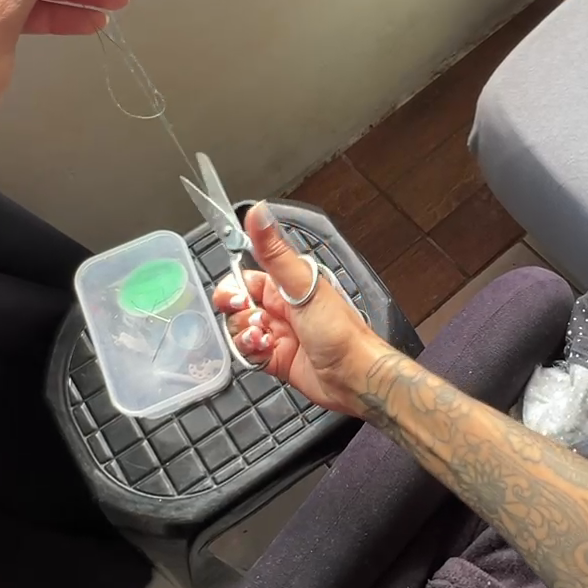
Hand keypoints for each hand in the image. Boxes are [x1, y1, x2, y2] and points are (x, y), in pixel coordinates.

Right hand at [211, 203, 391, 418]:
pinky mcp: (277, 359)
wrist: (354, 375)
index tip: (236, 296)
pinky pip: (249, 353)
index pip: (246, 279)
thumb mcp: (302, 284)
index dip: (233, 287)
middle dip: (236, 313)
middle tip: (253, 318)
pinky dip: (251, 353)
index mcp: (288, 285)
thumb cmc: (339, 330)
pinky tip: (265, 352)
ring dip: (244, 334)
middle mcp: (282, 308)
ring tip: (264, 338)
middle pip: (238, 305)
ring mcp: (279, 334)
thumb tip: (259, 212)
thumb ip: (275, 250)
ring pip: (241, 330)